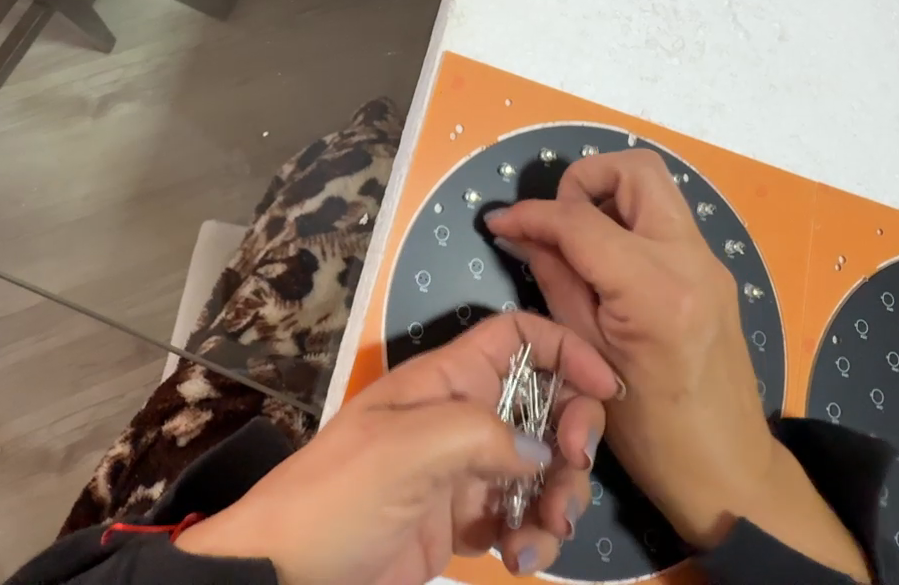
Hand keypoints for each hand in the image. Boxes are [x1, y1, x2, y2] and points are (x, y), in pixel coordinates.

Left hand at [177, 311, 617, 584]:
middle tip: (571, 470)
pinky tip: (518, 559)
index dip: (565, 348)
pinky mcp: (465, 520)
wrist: (291, 573)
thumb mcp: (407, 447)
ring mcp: (465, 469)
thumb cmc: (341, 493)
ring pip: (539, 466)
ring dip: (557, 498)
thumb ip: (481, 433)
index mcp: (447, 379)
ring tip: (540, 535)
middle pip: (543, 403)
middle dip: (571, 434)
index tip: (607, 387)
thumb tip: (537, 451)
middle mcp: (463, 415)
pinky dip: (532, 536)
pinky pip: (520, 516)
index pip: (517, 337)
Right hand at [487, 150, 868, 580]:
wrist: (729, 473)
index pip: (580, 221)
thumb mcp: (586, 355)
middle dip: (584, 179)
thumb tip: (523, 234)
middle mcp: (690, 260)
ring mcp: (709, 261)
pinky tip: (603, 259)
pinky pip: (665, 218)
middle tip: (556, 222)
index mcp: (653, 290)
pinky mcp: (713, 270)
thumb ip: (555, 280)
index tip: (499, 221)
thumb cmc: (650, 433)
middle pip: (636, 170)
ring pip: (655, 186)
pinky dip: (628, 219)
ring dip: (608, 194)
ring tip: (576, 238)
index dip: (531, 214)